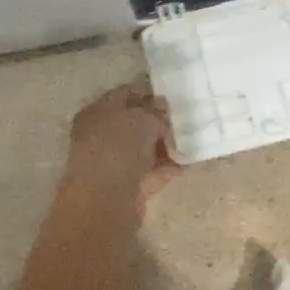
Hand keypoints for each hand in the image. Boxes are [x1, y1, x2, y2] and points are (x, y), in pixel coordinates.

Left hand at [65, 79, 180, 200]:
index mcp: (98, 111)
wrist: (106, 200)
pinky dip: (168, 166)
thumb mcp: (142, 119)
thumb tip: (162, 108)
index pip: (125, 93)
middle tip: (186, 114)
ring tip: (192, 137)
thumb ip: (155, 111)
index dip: (148, 90)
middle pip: (135, 122)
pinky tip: (188, 160)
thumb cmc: (119, 147)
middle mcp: (102, 135)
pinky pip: (152, 170)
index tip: (173, 90)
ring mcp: (114, 162)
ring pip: (144, 147)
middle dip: (160, 119)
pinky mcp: (127, 185)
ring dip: (165, 143)